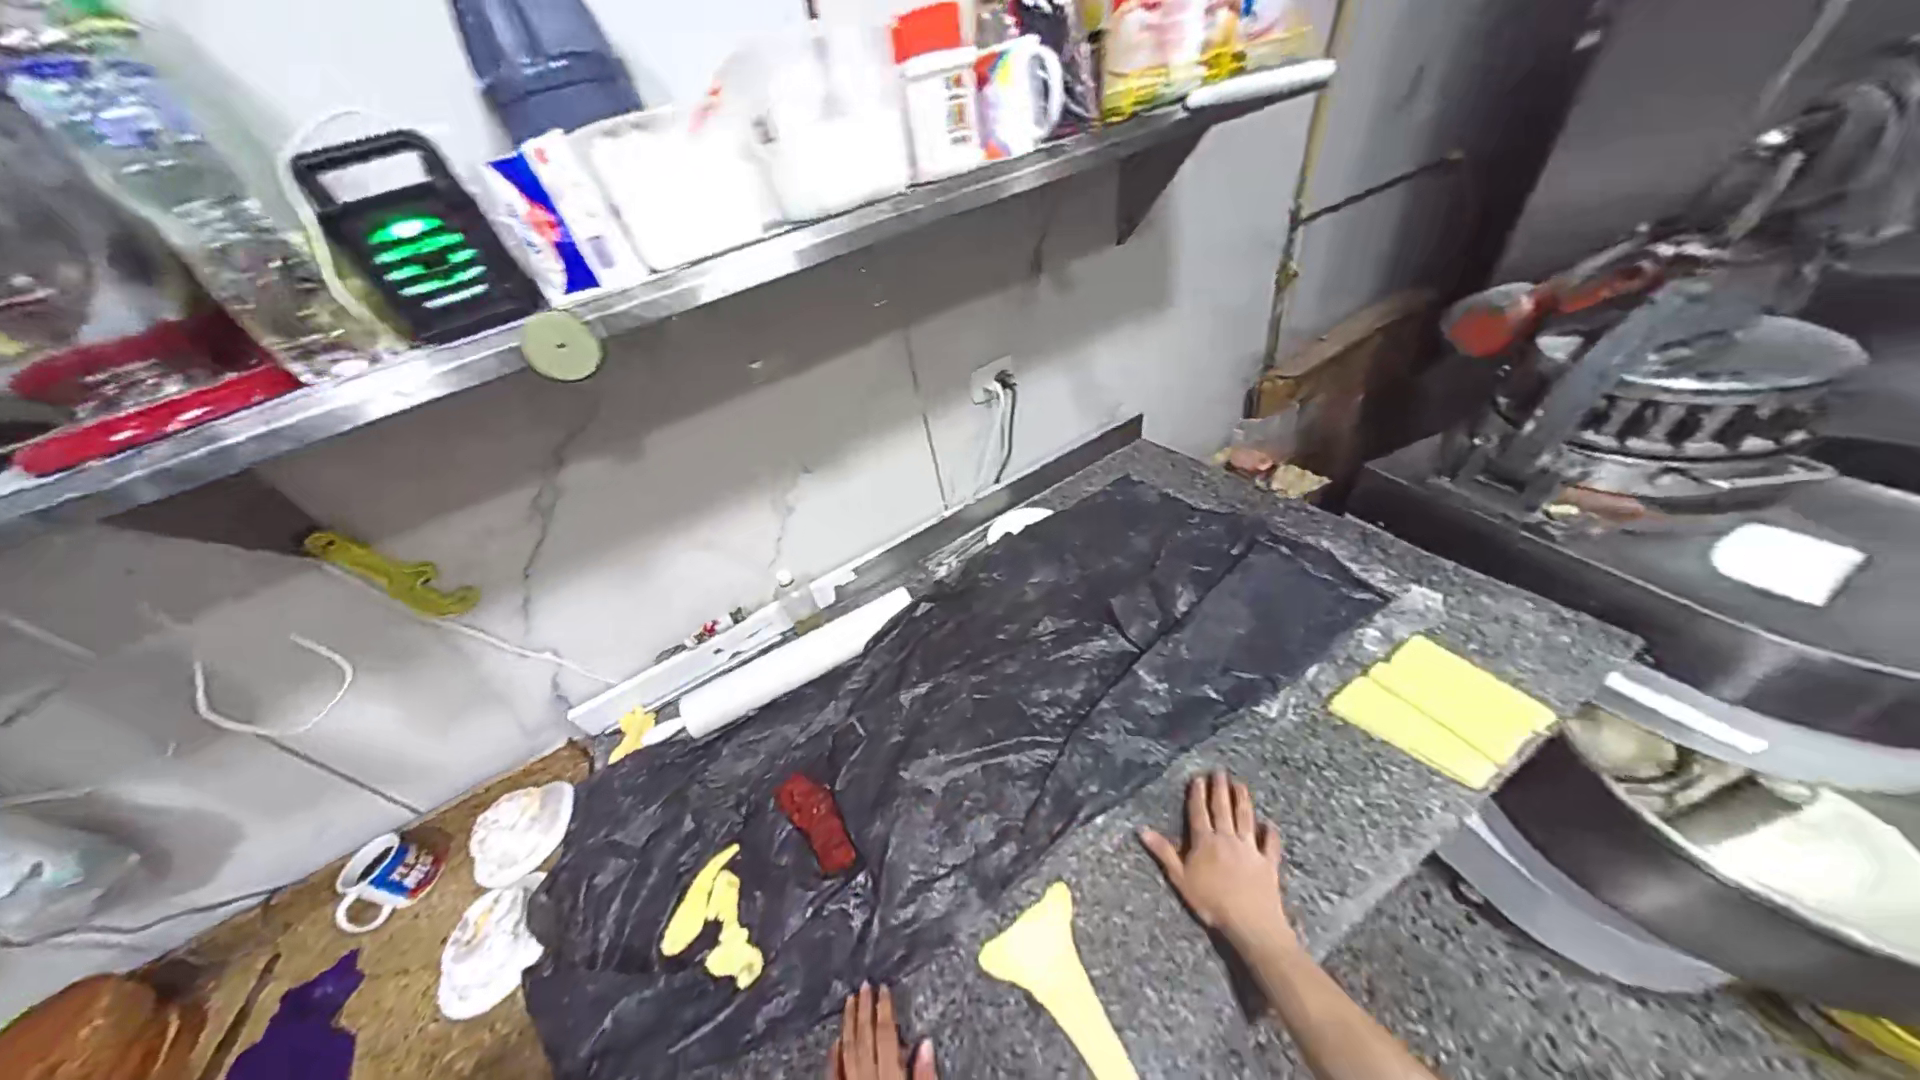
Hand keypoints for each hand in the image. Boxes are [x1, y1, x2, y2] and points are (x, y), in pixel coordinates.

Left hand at [828, 983, 936, 1079]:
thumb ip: (925, 1075)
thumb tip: (926, 1042)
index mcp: (890, 1076)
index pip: (886, 1035)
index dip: (884, 1009)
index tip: (883, 988)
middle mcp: (867, 1077)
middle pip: (864, 1039)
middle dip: (864, 1009)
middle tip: (864, 985)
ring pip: (847, 1051)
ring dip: (848, 1024)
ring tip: (849, 1001)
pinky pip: (834, 1075)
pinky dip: (833, 1057)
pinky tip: (835, 1040)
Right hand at [1139, 770, 1295, 947]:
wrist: (1251, 924)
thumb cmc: (1211, 902)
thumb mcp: (1180, 878)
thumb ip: (1163, 852)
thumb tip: (1141, 829)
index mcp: (1205, 842)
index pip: (1199, 812)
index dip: (1197, 794)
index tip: (1198, 778)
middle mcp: (1227, 839)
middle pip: (1223, 809)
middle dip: (1220, 789)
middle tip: (1220, 771)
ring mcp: (1249, 849)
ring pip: (1245, 819)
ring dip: (1243, 800)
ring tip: (1240, 785)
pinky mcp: (1268, 863)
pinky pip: (1269, 844)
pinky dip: (1270, 833)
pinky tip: (1270, 824)